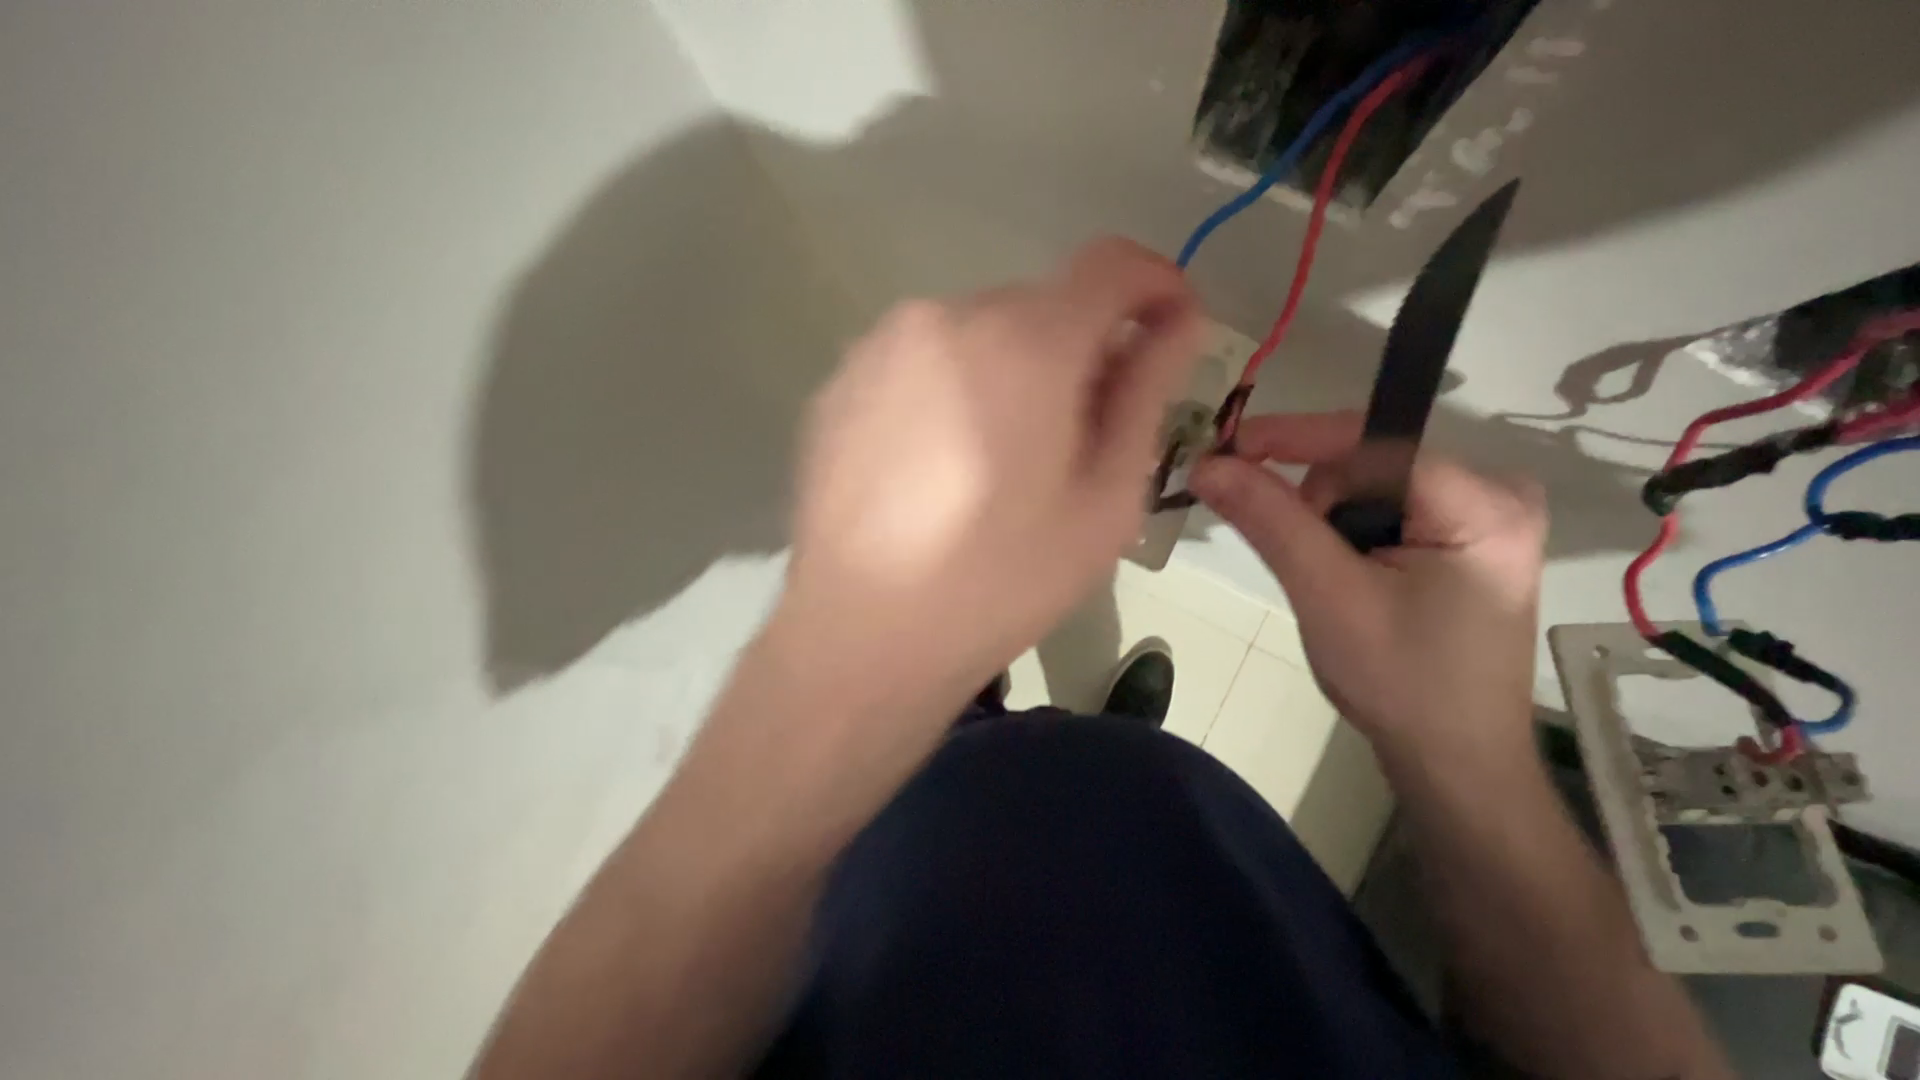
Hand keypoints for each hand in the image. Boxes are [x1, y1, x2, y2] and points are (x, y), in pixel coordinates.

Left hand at [775, 238, 1204, 723]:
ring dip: (1012, 373)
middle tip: (1083, 435)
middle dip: (1079, 349)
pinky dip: (953, 391)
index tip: (1171, 333)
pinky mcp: (840, 382)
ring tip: (1004, 463)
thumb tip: (1177, 324)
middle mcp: (945, 316)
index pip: (1112, 263)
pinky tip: (941, 468)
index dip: (1156, 286)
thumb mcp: (1105, 500)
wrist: (861, 638)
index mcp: (1024, 339)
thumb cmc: (1000, 581)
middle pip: (1041, 304)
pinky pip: (922, 363)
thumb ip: (1146, 393)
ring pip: (978, 334)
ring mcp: (880, 346)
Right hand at [1190, 412, 1545, 752]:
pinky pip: (1393, 508)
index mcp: (1483, 501)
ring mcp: (1490, 517)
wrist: (1457, 761)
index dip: (1294, 437)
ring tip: (1323, 575)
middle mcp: (1499, 492)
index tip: (1226, 446)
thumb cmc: (1401, 683)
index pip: (1373, 439)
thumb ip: (1270, 520)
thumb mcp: (1327, 595)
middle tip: (1289, 550)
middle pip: (1375, 459)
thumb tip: (1207, 464)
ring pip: (1377, 483)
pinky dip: (1351, 530)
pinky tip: (1345, 573)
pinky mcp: (1474, 540)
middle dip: (1317, 495)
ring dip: (1331, 516)